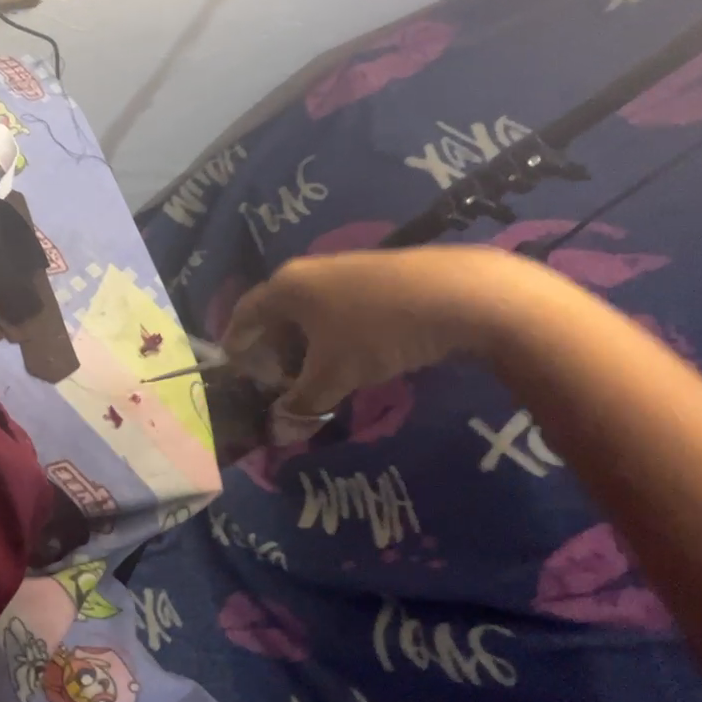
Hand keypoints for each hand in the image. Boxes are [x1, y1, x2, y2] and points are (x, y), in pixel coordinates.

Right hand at [222, 246, 556, 416]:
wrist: (468, 294)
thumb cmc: (380, 331)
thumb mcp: (336, 374)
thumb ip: (303, 402)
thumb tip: (278, 433)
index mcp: (284, 287)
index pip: (243, 315)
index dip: (235, 343)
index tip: (233, 368)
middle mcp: (306, 272)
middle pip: (275, 310)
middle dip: (271, 344)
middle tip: (276, 377)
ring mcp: (344, 268)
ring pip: (310, 307)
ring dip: (305, 338)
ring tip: (316, 368)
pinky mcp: (380, 273)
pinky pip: (340, 303)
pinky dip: (335, 328)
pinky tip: (356, 350)